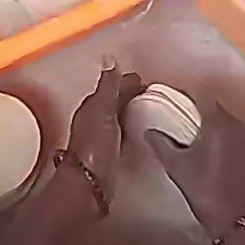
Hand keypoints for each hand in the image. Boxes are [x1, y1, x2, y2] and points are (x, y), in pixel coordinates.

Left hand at [63, 65, 141, 202]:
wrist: (89, 186)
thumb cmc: (95, 146)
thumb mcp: (102, 110)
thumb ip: (108, 86)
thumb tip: (109, 58)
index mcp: (91, 105)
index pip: (112, 86)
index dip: (128, 82)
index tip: (148, 81)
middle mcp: (93, 119)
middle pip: (115, 100)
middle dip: (132, 95)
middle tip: (155, 93)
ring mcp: (101, 137)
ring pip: (119, 116)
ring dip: (133, 110)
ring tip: (153, 109)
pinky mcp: (110, 152)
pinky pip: (124, 131)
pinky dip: (133, 126)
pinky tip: (143, 130)